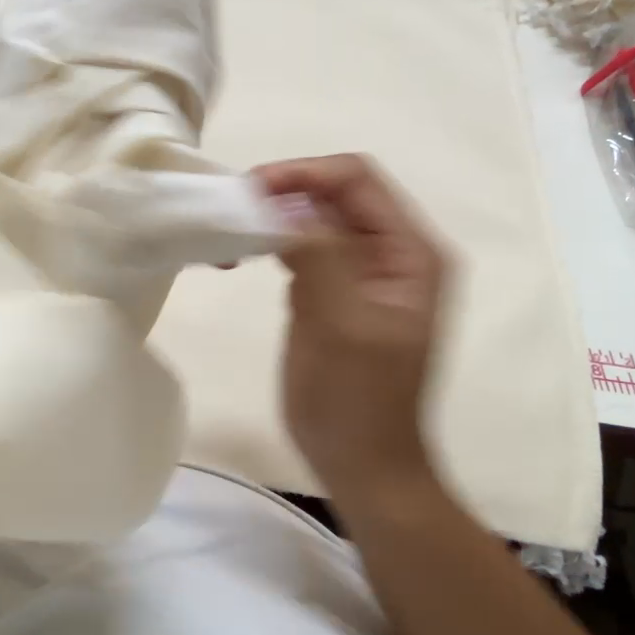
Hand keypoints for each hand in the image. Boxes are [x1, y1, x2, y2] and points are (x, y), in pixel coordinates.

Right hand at [255, 155, 445, 500]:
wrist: (361, 461)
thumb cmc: (358, 398)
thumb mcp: (342, 323)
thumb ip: (320, 256)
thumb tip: (283, 204)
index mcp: (410, 253)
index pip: (356, 179)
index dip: (302, 173)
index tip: (247, 191)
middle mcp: (389, 252)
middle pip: (330, 193)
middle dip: (278, 194)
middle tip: (225, 214)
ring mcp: (358, 273)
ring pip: (308, 218)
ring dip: (265, 219)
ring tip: (224, 240)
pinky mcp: (328, 292)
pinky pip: (296, 248)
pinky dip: (263, 244)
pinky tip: (233, 260)